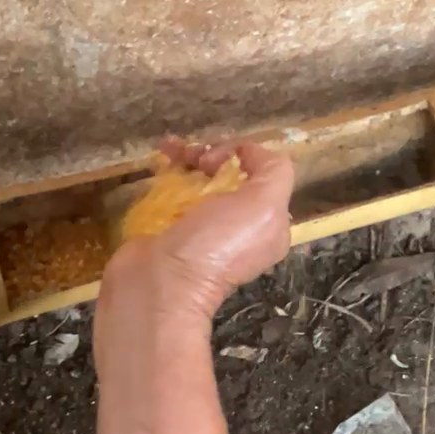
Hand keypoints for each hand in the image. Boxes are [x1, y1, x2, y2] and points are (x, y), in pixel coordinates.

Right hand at [104, 138, 294, 322]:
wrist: (161, 284)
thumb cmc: (216, 247)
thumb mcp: (264, 206)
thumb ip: (273, 172)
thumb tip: (248, 153)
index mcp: (269, 224)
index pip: (264, 172)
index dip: (243, 155)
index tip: (219, 161)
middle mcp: (240, 225)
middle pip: (233, 171)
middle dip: (214, 152)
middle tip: (196, 158)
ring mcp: (205, 225)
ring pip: (204, 174)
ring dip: (190, 153)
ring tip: (173, 149)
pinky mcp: (173, 225)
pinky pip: (178, 186)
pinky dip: (171, 166)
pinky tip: (163, 153)